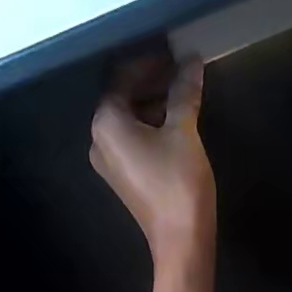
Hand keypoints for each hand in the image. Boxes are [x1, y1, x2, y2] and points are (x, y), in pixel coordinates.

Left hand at [90, 55, 216, 258]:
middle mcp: (99, 139)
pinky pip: (133, 141)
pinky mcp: (124, 177)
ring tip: (183, 95)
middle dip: (151, 82)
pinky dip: (151, 127)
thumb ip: (184, 94)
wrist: (181, 239)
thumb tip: (192, 63)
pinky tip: (175, 124)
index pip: (122, 78)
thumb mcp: (184, 132)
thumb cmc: (179, 183)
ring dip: (153, 105)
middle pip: (123, 98)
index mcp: (106, 123)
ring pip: (129, 120)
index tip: (174, 53)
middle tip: (181, 71)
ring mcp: (110, 161)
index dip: (149, 62)